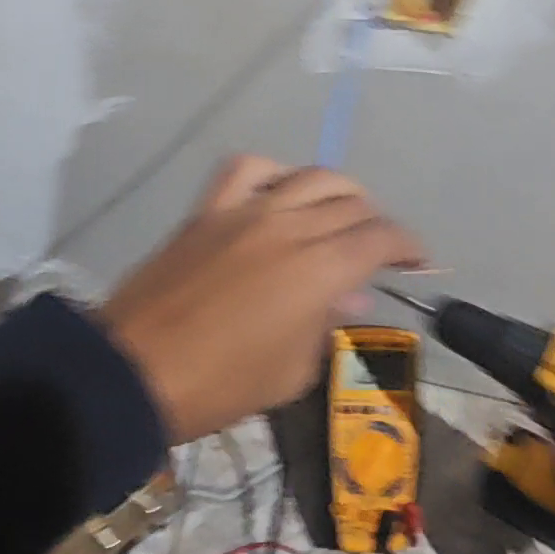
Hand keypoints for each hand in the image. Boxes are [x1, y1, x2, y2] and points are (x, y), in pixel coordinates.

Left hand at [99, 155, 425, 443]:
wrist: (136, 371)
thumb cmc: (222, 385)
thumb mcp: (292, 371)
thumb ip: (327, 323)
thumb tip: (349, 293)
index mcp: (319, 269)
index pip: (381, 238)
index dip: (408, 246)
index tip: (417, 261)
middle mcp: (290, 226)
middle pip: (351, 204)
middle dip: (376, 224)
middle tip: (376, 250)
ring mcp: (245, 210)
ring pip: (309, 177)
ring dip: (338, 192)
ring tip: (340, 213)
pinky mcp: (208, 210)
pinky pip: (247, 168)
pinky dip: (274, 172)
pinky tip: (279, 190)